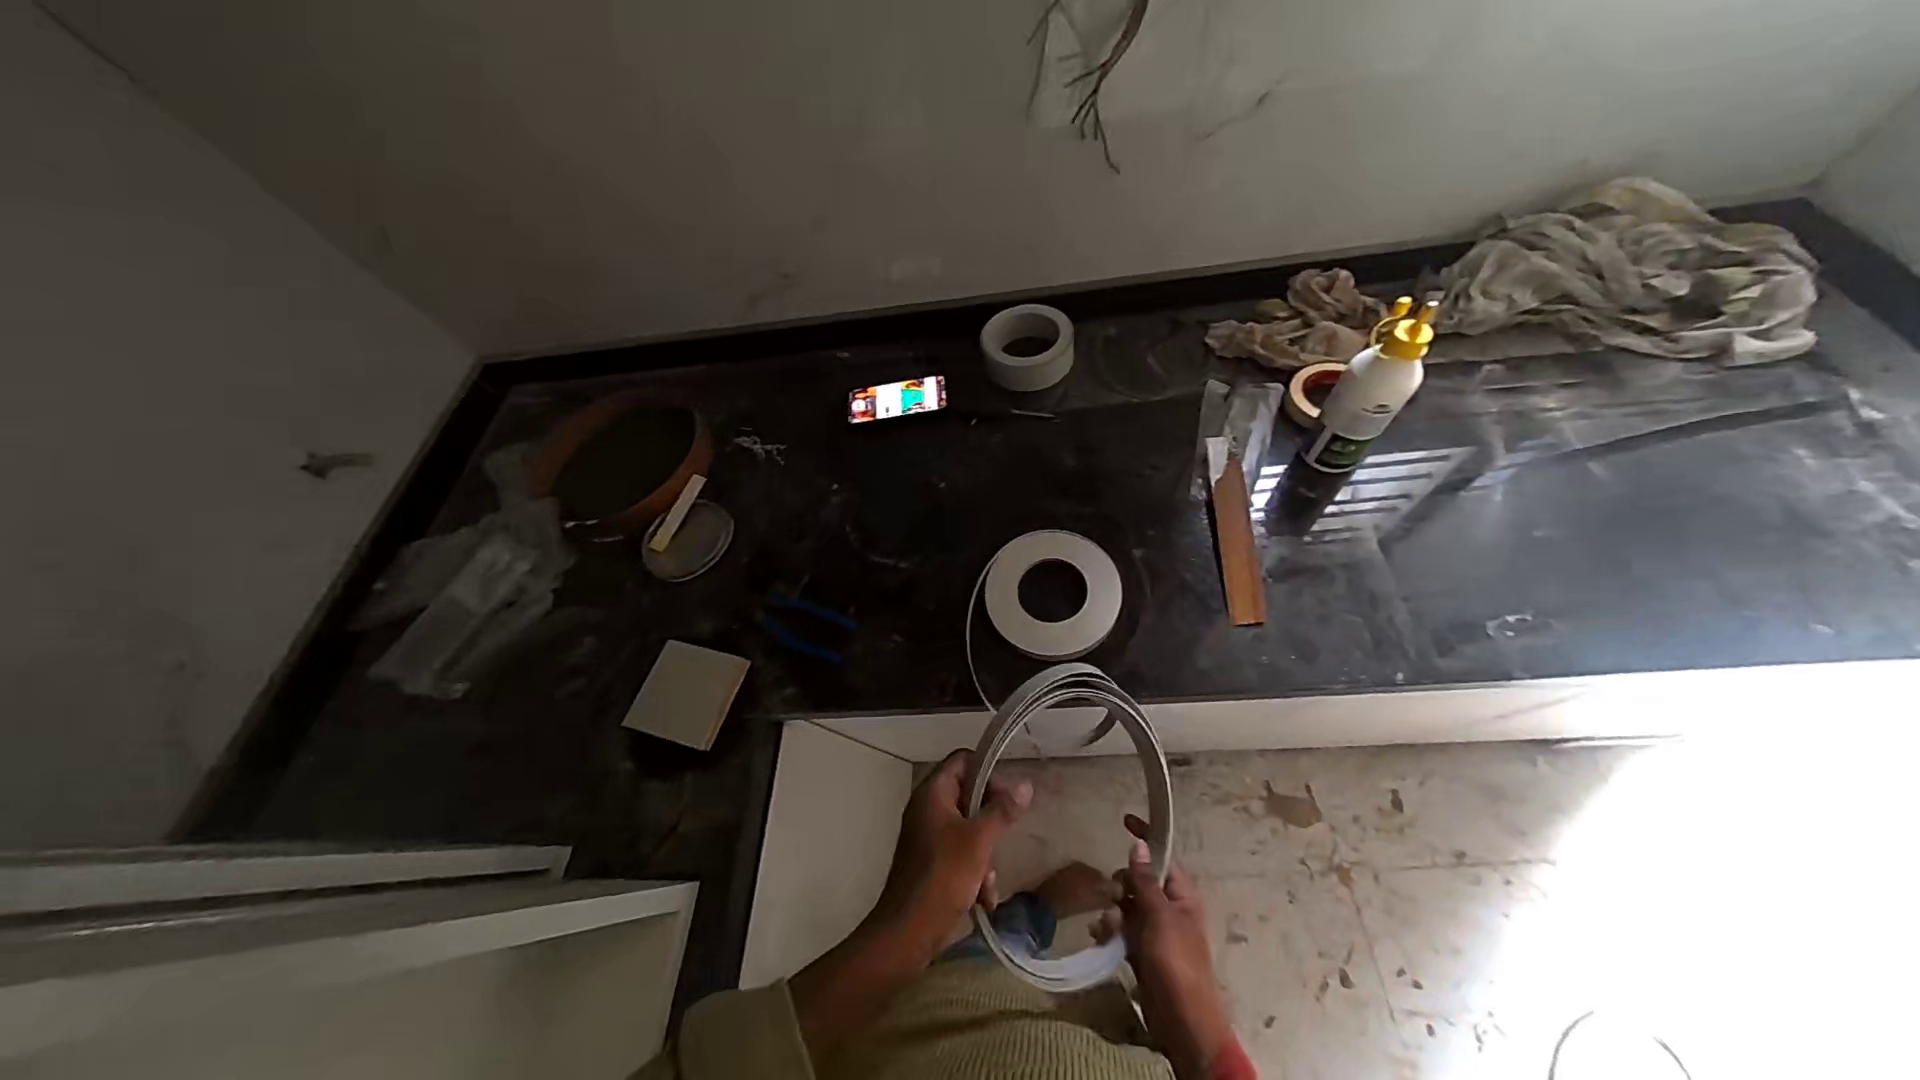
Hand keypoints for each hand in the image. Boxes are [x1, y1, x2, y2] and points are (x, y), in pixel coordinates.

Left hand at [869, 748, 1032, 951]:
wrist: (908, 931)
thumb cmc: (943, 875)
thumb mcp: (979, 840)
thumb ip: (1002, 811)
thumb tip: (1025, 785)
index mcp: (933, 793)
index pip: (962, 760)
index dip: (987, 771)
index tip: (1007, 794)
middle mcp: (928, 808)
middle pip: (969, 795)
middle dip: (990, 821)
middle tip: (1004, 835)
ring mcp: (928, 836)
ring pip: (969, 829)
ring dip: (985, 854)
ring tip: (989, 880)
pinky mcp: (931, 862)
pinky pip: (961, 854)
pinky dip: (975, 872)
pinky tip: (983, 898)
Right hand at [1095, 813, 1232, 1079]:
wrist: (1181, 1020)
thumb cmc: (1176, 961)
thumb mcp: (1159, 916)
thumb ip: (1145, 880)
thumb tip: (1138, 845)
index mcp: (1182, 895)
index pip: (1162, 856)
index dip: (1145, 837)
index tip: (1124, 820)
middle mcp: (1169, 908)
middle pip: (1138, 880)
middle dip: (1121, 885)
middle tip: (1115, 897)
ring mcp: (1154, 930)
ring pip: (1125, 905)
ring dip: (1112, 912)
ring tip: (1108, 929)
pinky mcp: (1141, 950)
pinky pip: (1120, 929)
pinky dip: (1109, 930)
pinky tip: (1100, 938)